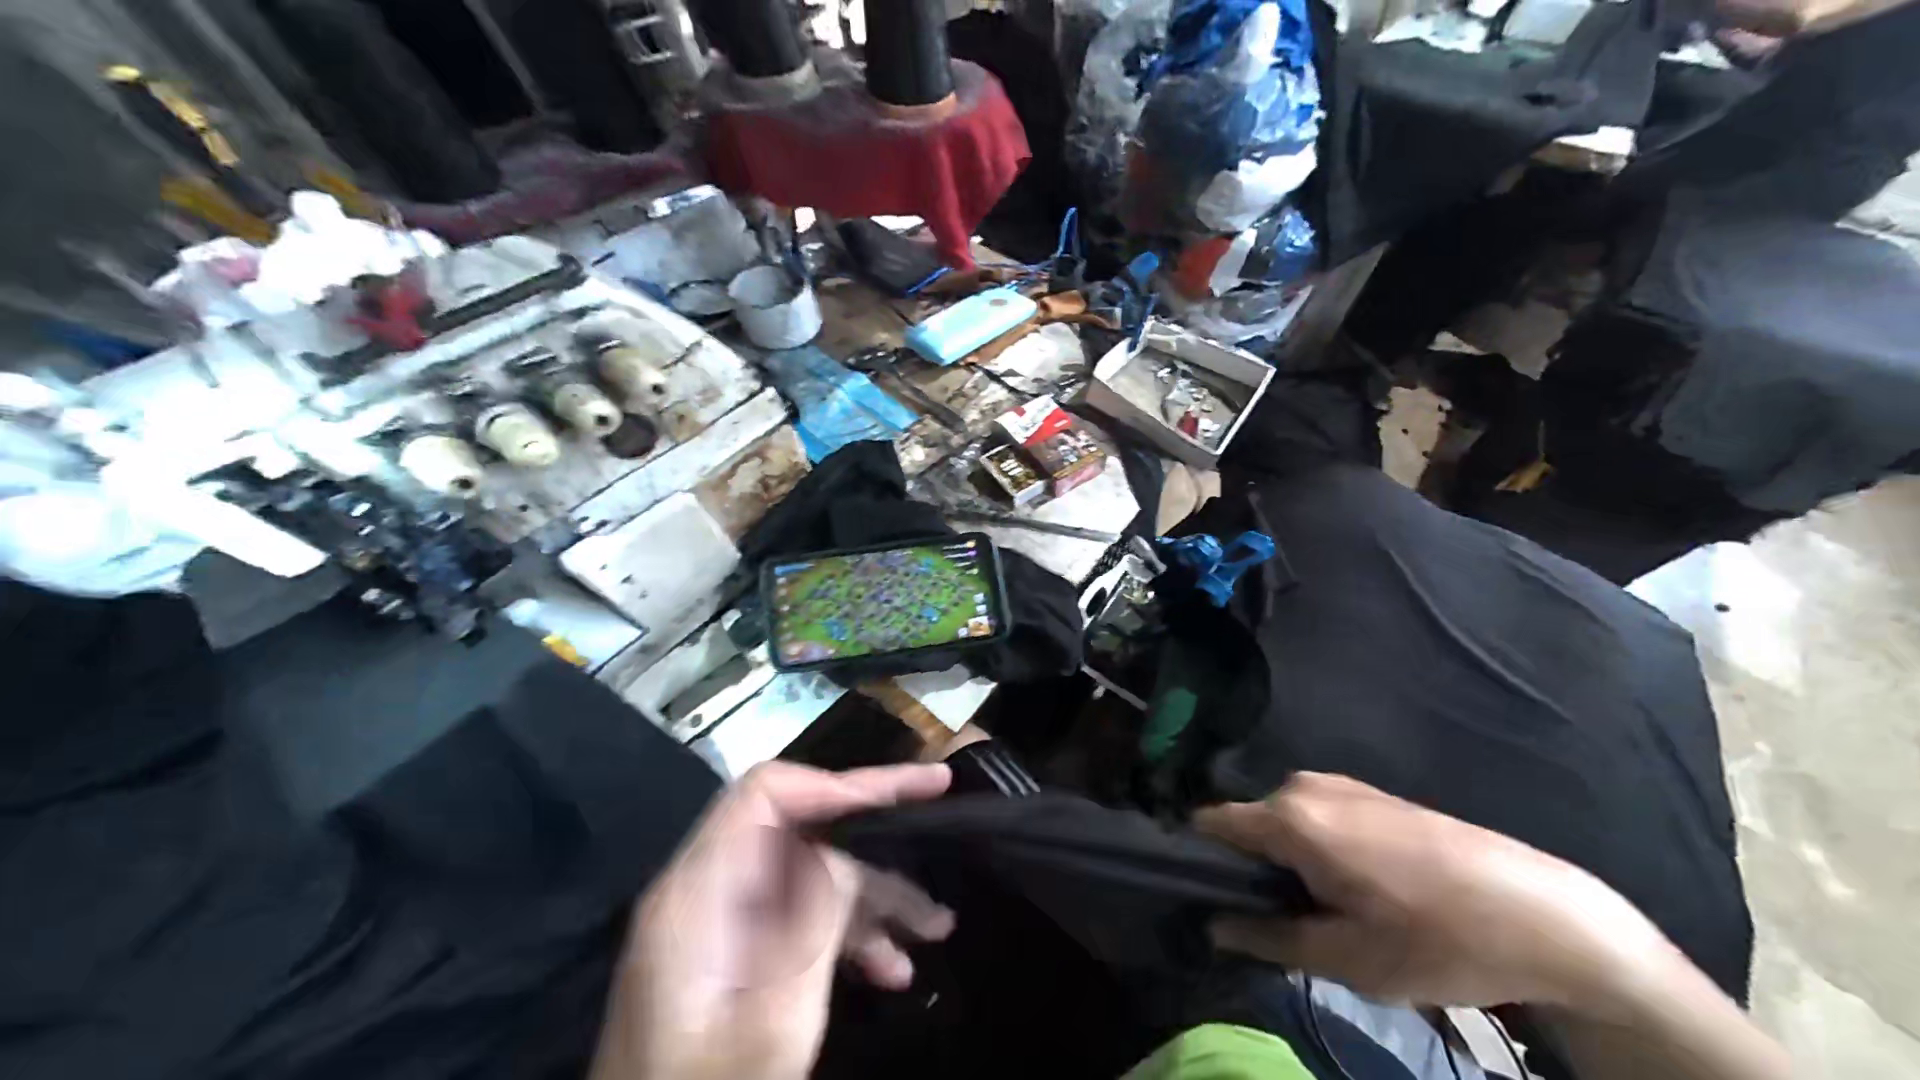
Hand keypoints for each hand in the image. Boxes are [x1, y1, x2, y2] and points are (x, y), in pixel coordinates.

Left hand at [590, 763, 954, 1079]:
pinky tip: (893, 968)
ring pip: (806, 872)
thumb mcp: (773, 1027)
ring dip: (870, 891)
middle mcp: (704, 890)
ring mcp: (717, 922)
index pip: (767, 793)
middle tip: (937, 812)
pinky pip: (796, 914)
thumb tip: (847, 857)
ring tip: (935, 925)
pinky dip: (846, 930)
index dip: (838, 783)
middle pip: (796, 825)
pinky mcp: (731, 954)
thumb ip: (811, 924)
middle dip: (871, 827)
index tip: (902, 795)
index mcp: (698, 894)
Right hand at [1194, 773, 1678, 1013]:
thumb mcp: (1347, 958)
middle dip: (1253, 868)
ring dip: (1288, 860)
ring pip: (1282, 822)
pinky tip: (1364, 887)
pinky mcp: (1370, 791)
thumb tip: (1214, 925)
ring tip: (1331, 908)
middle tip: (1286, 919)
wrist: (1546, 915)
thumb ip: (1267, 938)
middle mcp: (1303, 786)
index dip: (1201, 861)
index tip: (1215, 900)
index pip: (1209, 824)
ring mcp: (1340, 783)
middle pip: (1247, 825)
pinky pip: (1315, 816)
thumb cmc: (1436, 939)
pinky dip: (1317, 847)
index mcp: (1289, 817)